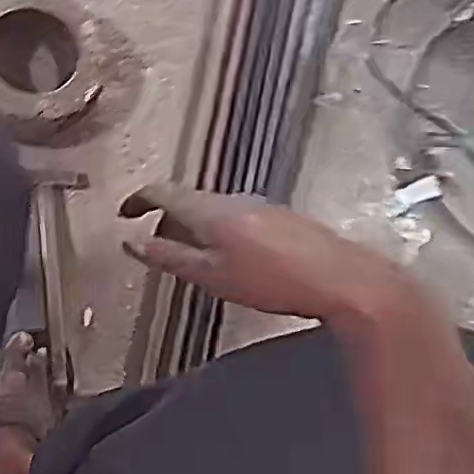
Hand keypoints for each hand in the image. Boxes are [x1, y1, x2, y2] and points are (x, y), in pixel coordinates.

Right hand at [119, 184, 426, 323]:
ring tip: (192, 254)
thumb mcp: (209, 276)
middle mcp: (232, 198)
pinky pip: (235, 214)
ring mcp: (260, 205)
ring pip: (212, 207)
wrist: (349, 282)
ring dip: (193, 224)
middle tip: (156, 243)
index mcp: (208, 209)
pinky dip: (218, 228)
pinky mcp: (282, 218)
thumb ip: (166, 256)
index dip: (137, 199)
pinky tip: (230, 255)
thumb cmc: (272, 281)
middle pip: (187, 198)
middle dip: (165, 217)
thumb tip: (130, 242)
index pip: (161, 191)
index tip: (124, 212)